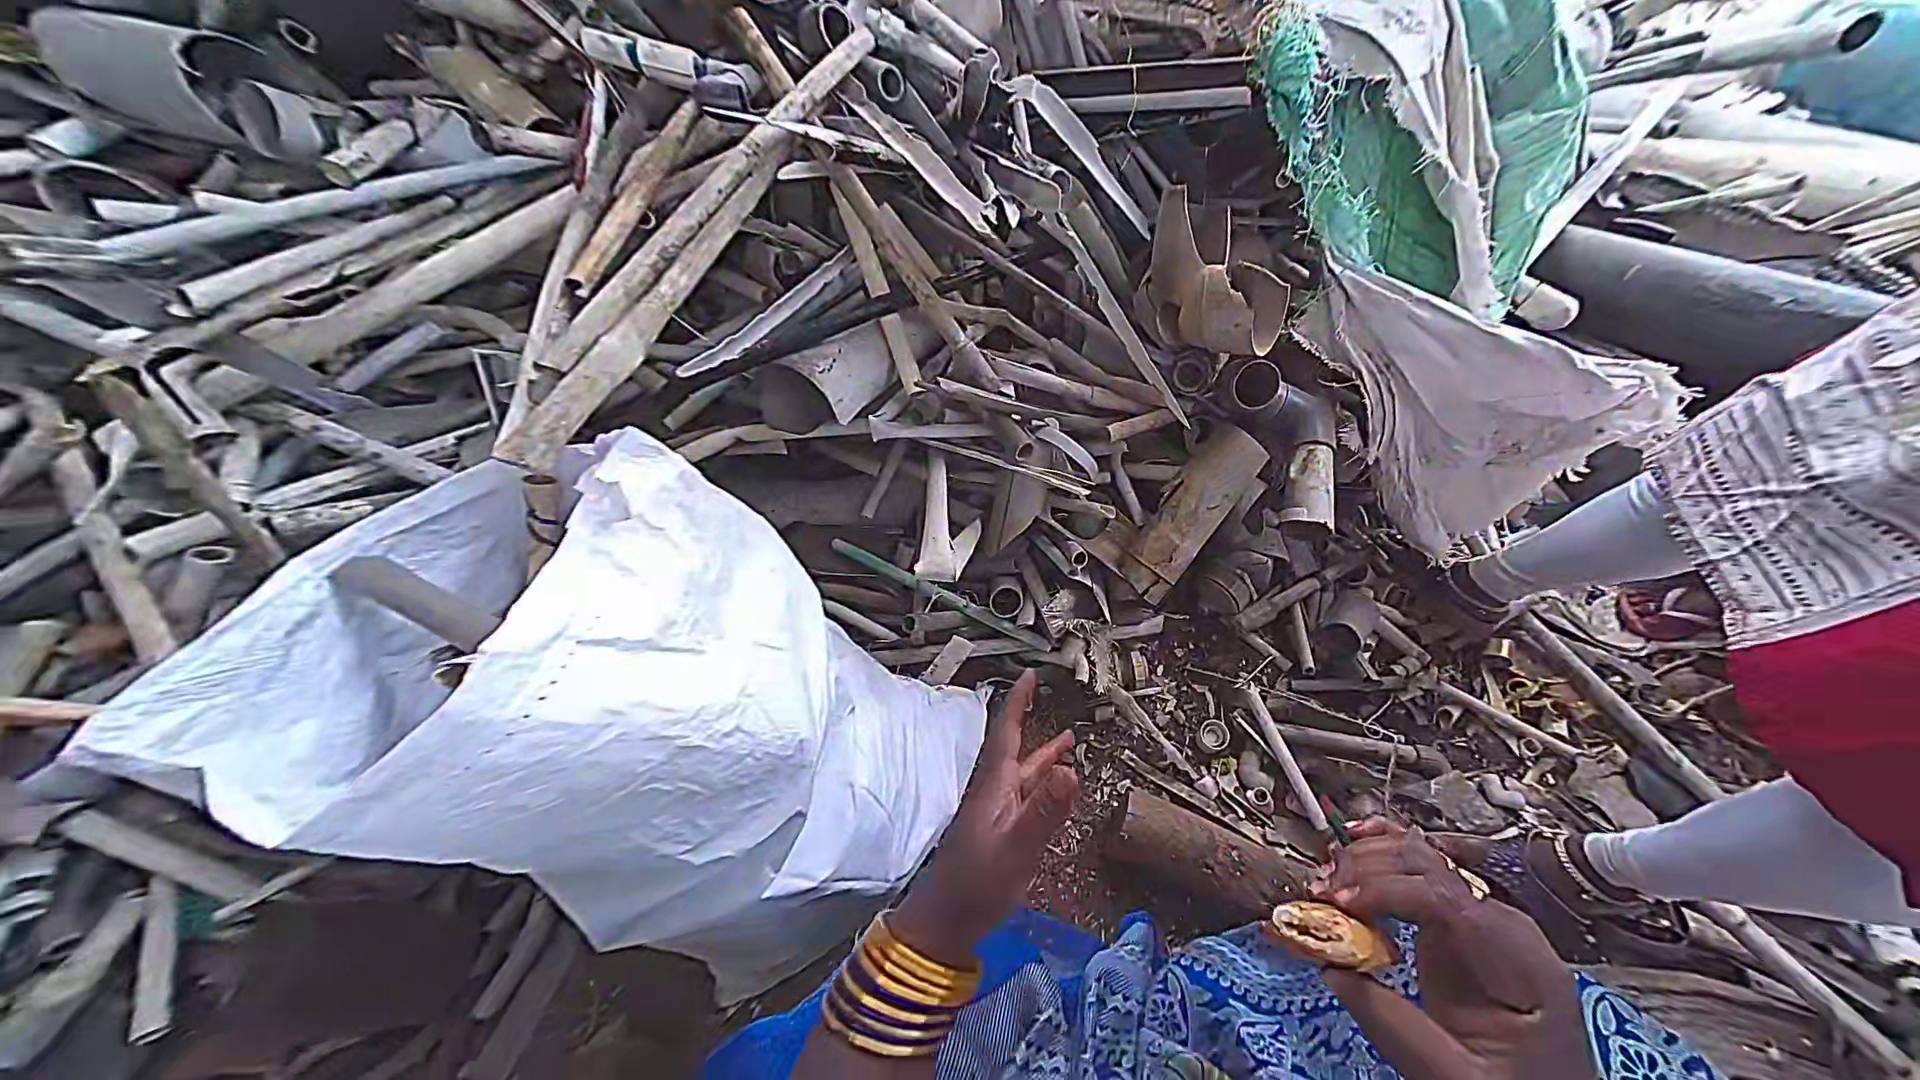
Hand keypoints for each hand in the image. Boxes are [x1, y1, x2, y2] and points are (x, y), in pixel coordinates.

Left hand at [892, 670, 1078, 964]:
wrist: (948, 919)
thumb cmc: (978, 882)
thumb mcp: (1018, 846)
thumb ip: (1044, 811)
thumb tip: (1070, 769)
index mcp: (996, 784)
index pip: (1008, 733)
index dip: (1019, 703)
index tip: (1029, 676)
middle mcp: (996, 790)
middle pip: (1018, 749)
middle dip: (1033, 723)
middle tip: (1049, 699)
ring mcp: (998, 811)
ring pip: (1026, 774)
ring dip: (1045, 755)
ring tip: (1069, 739)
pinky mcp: (1001, 830)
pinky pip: (1028, 798)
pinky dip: (1045, 786)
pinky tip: (1057, 787)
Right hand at [1313, 820, 1596, 1079]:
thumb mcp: (1456, 1077)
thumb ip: (1393, 1024)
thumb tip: (1330, 965)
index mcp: (1523, 964)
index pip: (1447, 897)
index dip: (1384, 889)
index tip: (1339, 904)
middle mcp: (1504, 926)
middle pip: (1428, 866)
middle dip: (1366, 868)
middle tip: (1322, 891)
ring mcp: (1479, 916)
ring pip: (1417, 854)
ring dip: (1364, 856)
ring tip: (1327, 880)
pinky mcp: (1451, 918)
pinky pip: (1417, 866)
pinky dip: (1383, 845)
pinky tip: (1356, 835)